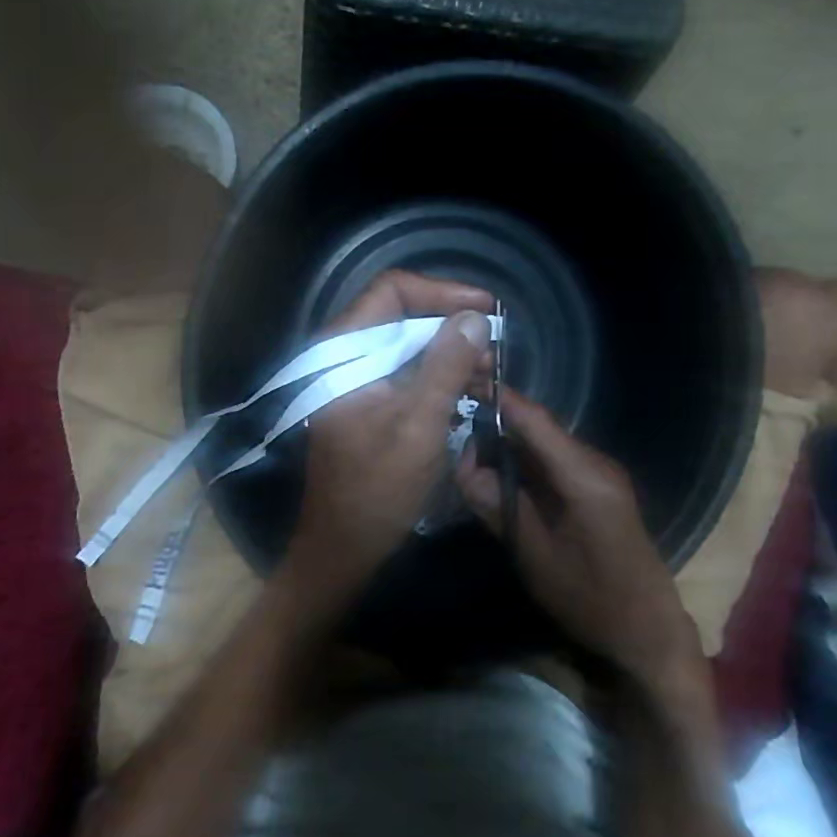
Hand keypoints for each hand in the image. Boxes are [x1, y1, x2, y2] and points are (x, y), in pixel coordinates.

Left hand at [285, 270, 494, 602]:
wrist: (342, 546)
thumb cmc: (377, 489)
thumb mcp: (419, 425)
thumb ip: (445, 367)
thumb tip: (474, 317)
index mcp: (342, 352)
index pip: (391, 290)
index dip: (440, 291)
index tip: (485, 308)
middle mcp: (342, 356)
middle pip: (400, 314)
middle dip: (450, 325)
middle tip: (494, 347)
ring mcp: (353, 380)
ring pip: (405, 345)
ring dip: (448, 353)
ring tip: (489, 373)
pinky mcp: (366, 402)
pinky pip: (403, 372)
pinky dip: (436, 376)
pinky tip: (469, 392)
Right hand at [456, 390, 705, 693]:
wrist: (648, 632)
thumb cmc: (592, 598)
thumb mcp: (534, 555)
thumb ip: (498, 505)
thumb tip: (463, 464)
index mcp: (584, 477)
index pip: (535, 421)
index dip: (499, 396)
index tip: (463, 373)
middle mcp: (594, 465)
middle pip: (537, 428)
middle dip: (495, 418)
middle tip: (451, 413)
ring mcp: (598, 476)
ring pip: (542, 445)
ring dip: (505, 441)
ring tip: (463, 441)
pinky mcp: (595, 490)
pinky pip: (551, 463)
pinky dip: (521, 461)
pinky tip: (494, 468)